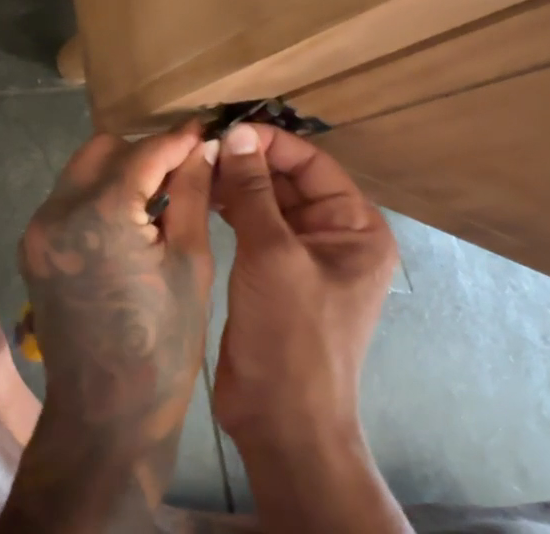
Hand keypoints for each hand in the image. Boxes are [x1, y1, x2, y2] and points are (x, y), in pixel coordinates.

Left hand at [2, 125, 216, 530]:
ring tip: (160, 195)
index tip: (204, 131)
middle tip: (183, 169)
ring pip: (81, 171)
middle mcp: (56, 210)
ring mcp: (37, 229)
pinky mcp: (31, 247)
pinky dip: (98, 197)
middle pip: (102, 150)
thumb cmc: (164, 344)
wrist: (107, 412)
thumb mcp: (191, 263)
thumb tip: (202, 147)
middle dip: (143, 151)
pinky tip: (130, 220)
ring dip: (119, 172)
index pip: (143, 151)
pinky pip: (67, 200)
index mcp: (100, 212)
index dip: (177, 138)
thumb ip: (192, 193)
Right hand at [211, 123, 398, 448]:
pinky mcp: (272, 275)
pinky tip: (199, 197)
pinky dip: (229, 210)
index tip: (223, 130)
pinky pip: (253, 228)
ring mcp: (302, 257)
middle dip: (248, 162)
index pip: (312, 164)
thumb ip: (253, 191)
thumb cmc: (290, 333)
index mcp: (355, 228)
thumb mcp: (272, 254)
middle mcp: (334, 236)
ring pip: (267, 203)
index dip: (269, 143)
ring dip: (235, 185)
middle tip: (199, 148)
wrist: (281, 418)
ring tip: (193, 168)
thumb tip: (235, 134)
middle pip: (289, 181)